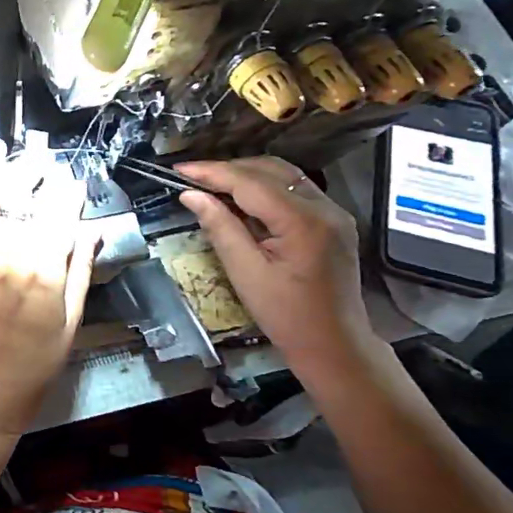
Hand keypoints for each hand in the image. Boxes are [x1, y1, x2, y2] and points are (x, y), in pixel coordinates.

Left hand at [0, 141, 97, 441]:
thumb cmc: (34, 361)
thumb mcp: (71, 318)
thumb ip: (79, 268)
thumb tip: (90, 228)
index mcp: (38, 266)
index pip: (55, 210)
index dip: (66, 189)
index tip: (72, 180)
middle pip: (11, 195)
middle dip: (28, 168)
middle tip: (39, 158)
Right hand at [173, 157, 378, 366]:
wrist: (334, 343)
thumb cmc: (286, 315)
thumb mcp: (245, 273)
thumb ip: (220, 228)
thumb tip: (191, 195)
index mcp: (302, 221)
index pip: (250, 182)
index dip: (212, 172)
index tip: (179, 170)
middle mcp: (324, 207)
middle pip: (270, 170)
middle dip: (228, 169)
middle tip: (191, 178)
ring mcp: (333, 212)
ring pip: (284, 176)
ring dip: (246, 175)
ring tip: (211, 185)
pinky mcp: (333, 220)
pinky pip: (295, 190)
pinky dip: (264, 188)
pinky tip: (241, 200)